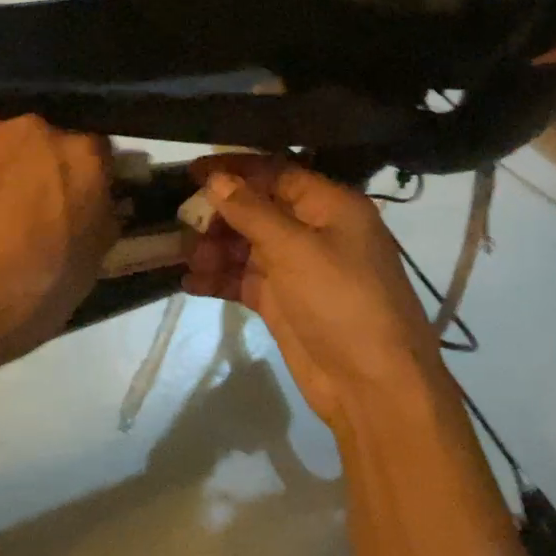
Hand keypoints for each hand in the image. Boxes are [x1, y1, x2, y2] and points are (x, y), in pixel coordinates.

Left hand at [0, 111, 117, 364]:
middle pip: (43, 138)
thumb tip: (104, 204)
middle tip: (22, 208)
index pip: (98, 154)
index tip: (75, 205)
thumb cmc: (15, 301)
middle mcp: (33, 127)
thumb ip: (99, 225)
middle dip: (38, 165)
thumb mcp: (82, 276)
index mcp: (82, 157)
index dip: (86, 181)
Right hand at [182, 155, 436, 425]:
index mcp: (331, 206)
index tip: (192, 171)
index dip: (235, 170)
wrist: (372, 385)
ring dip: (215, 248)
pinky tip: (189, 282)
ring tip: (188, 259)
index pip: (276, 174)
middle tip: (183, 222)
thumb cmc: (341, 301)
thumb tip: (217, 179)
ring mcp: (298, 269)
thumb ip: (252, 211)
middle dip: (220, 214)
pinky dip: (219, 279)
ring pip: (247, 246)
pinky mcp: (283, 303)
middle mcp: (315, 231)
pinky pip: (244, 280)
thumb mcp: (295, 249)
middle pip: (258, 210)